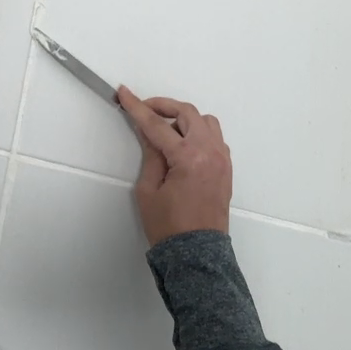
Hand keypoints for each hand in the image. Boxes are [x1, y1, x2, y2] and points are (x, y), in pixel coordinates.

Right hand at [118, 87, 232, 245]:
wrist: (197, 256)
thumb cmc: (168, 227)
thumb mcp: (148, 190)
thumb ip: (151, 155)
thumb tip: (149, 133)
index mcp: (188, 158)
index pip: (157, 125)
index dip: (137, 107)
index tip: (124, 93)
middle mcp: (210, 153)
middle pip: (187, 113)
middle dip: (163, 107)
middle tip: (144, 110)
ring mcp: (222, 160)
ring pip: (205, 121)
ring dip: (184, 119)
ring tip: (165, 130)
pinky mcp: (226, 168)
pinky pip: (214, 137)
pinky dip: (197, 132)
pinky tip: (181, 144)